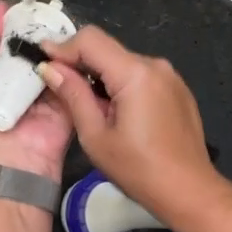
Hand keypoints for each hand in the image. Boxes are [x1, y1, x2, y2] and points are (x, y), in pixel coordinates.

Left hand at [0, 0, 71, 180]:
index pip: (26, 36)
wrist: (16, 155)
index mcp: (14, 67)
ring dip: (67, 44)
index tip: (39, 1)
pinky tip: (82, 49)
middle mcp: (37, 73)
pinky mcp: (77, 96)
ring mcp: (59, 83)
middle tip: (59, 12)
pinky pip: (80, 75)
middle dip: (52, 30)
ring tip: (70, 29)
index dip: (32, 19)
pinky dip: (80, 63)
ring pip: (66, 55)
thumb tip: (0, 6)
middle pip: (49, 43)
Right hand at [38, 26, 221, 213]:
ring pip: (123, 64)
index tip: (43, 61)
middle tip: (61, 90)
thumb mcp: (96, 136)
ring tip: (92, 110)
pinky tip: (118, 115)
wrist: (189, 191)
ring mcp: (170, 76)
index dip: (63, 47)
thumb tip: (50, 68)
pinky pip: (141, 77)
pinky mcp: (177, 90)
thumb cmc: (138, 169)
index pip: (91, 40)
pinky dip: (122, 86)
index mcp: (135, 73)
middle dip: (81, 65)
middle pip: (108, 50)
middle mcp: (156, 66)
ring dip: (102, 78)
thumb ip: (73, 96)